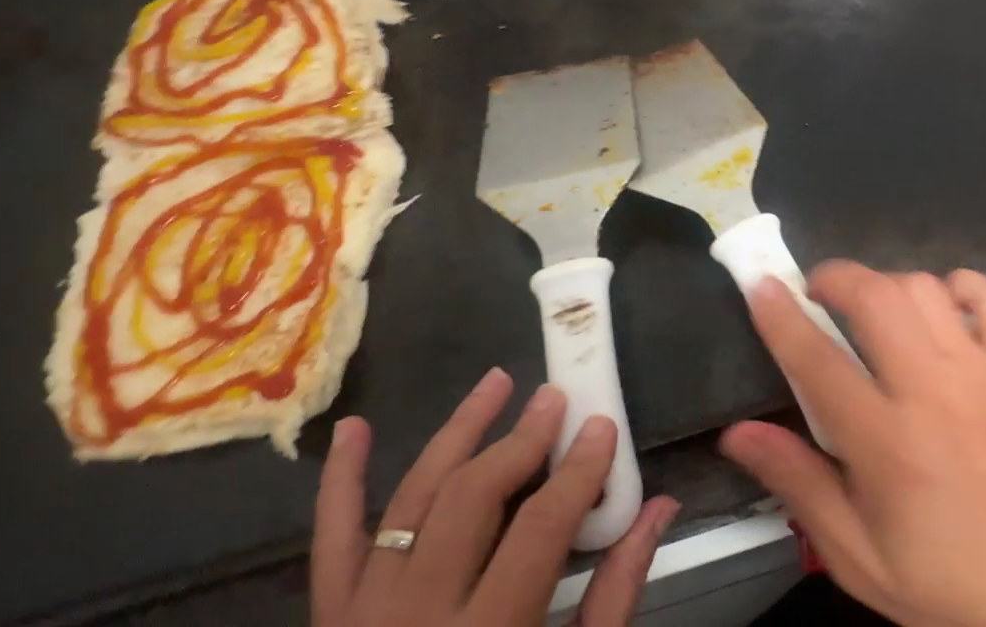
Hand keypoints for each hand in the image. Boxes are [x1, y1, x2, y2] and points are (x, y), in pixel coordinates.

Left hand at [312, 368, 679, 626]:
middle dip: (520, 441)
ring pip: (410, 500)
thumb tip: (658, 508)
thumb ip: (616, 594)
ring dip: (456, 433)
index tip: (603, 426)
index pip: (539, 528)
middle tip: (554, 397)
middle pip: (471, 500)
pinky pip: (330, 541)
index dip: (578, 471)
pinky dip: (339, 483)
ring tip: (495, 382)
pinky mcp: (327, 621)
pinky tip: (353, 428)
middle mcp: (415, 618)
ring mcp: (360, 617)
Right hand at [722, 263, 985, 626]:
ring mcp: (978, 372)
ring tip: (868, 306)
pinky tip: (940, 303)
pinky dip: (962, 286)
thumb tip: (737, 434)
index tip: (759, 283)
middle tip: (814, 292)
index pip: (819, 360)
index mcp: (886, 441)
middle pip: (878, 298)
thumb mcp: (853, 551)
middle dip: (836, 277)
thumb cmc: (938, 571)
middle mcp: (932, 390)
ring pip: (926, 289)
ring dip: (888, 283)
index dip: (782, 317)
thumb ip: (796, 482)